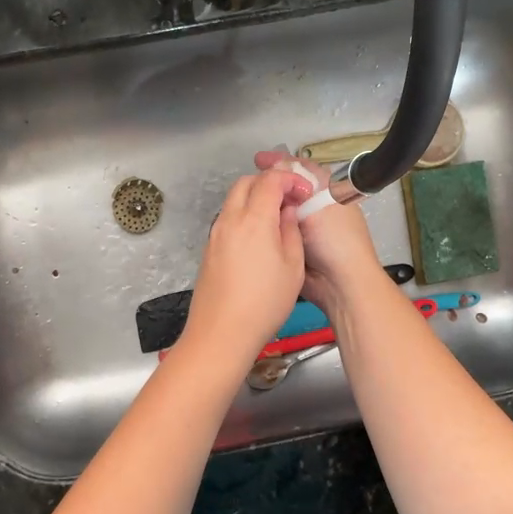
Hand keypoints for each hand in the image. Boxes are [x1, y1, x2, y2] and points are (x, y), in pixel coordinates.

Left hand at [181, 166, 313, 362]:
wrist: (221, 333)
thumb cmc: (263, 304)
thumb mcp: (292, 268)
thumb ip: (291, 232)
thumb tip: (287, 213)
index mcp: (254, 220)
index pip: (270, 181)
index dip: (290, 180)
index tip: (304, 192)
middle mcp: (229, 221)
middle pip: (245, 183)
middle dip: (269, 183)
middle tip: (289, 200)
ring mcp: (215, 236)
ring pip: (233, 201)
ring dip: (254, 199)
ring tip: (275, 219)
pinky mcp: (208, 251)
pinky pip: (226, 221)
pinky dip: (242, 217)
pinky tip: (257, 240)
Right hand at [253, 151, 383, 316]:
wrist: (339, 283)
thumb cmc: (334, 238)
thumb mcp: (318, 199)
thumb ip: (298, 179)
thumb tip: (277, 164)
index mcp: (328, 191)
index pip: (301, 169)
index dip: (279, 163)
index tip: (257, 160)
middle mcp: (316, 207)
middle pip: (288, 189)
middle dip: (268, 185)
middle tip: (246, 184)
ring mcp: (305, 229)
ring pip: (280, 211)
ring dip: (264, 207)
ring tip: (243, 202)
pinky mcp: (294, 248)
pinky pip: (276, 232)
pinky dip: (264, 228)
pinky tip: (248, 225)